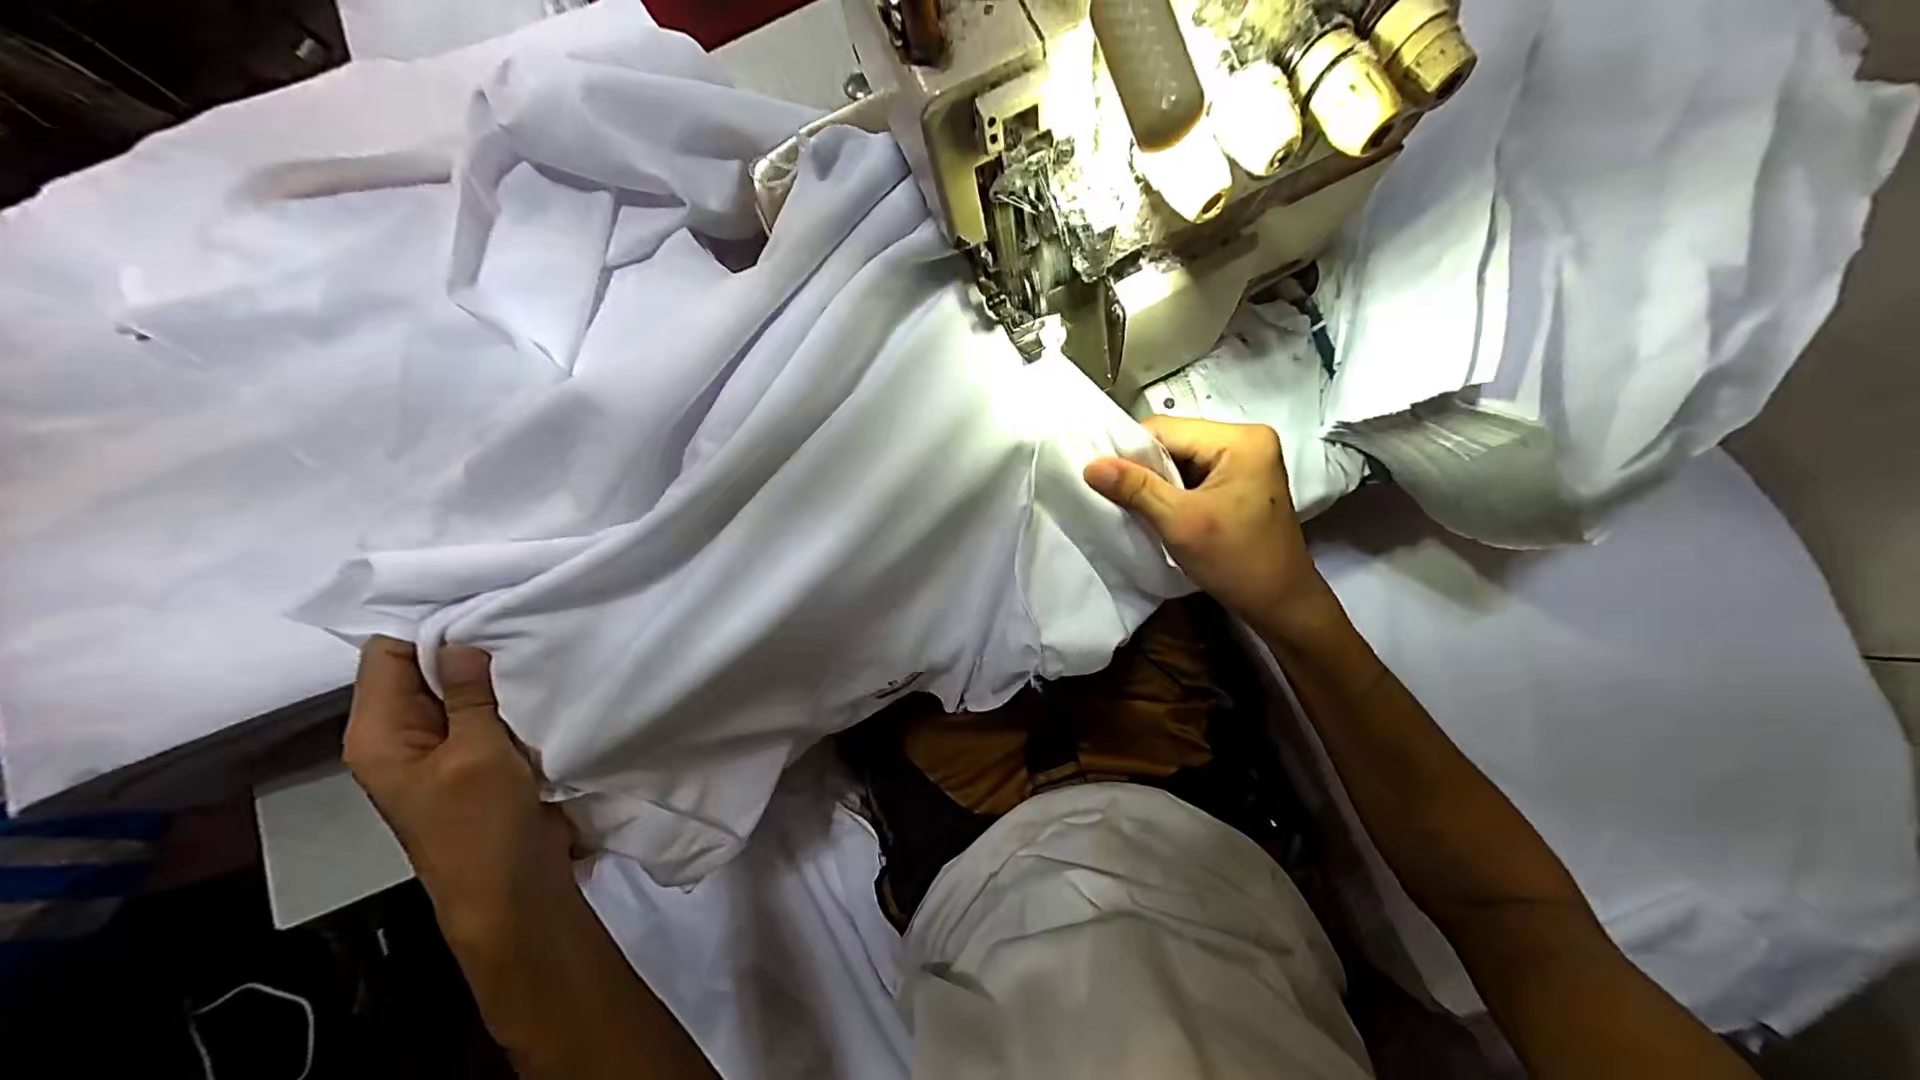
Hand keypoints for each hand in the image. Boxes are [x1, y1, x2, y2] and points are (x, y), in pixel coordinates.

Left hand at [344, 637, 575, 939]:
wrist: (512, 887)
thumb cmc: (481, 824)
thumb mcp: (476, 754)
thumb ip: (470, 695)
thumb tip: (462, 638)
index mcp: (379, 732)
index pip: (388, 654)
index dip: (430, 624)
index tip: (481, 598)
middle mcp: (403, 732)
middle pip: (424, 666)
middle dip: (465, 640)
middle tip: (516, 608)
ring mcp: (443, 743)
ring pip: (460, 686)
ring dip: (491, 666)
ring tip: (531, 633)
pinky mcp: (477, 752)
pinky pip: (485, 707)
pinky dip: (506, 689)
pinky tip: (536, 671)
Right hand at [1085, 416, 1338, 641]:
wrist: (1281, 604)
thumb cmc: (1237, 562)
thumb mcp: (1180, 522)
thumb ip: (1135, 489)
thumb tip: (1091, 465)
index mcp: (1240, 439)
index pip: (1166, 429)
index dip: (1130, 452)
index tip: (1103, 479)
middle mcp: (1247, 439)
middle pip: (1174, 441)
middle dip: (1144, 468)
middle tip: (1117, 495)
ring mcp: (1246, 460)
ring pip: (1181, 459)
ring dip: (1156, 481)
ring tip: (1137, 505)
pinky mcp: (1241, 480)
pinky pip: (1194, 474)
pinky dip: (1173, 490)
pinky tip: (1160, 510)